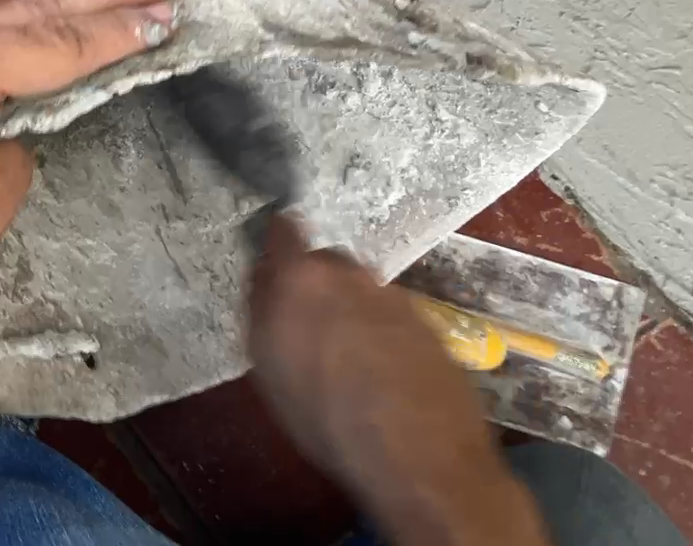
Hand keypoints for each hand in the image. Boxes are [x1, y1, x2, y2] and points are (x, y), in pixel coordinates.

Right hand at [249, 216, 549, 544]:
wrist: (423, 462)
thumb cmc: (324, 412)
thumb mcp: (267, 363)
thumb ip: (260, 307)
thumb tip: (262, 277)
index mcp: (302, 276)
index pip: (284, 229)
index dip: (276, 241)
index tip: (272, 263)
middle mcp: (351, 274)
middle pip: (324, 261)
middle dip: (314, 282)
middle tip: (306, 322)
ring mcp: (396, 298)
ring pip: (361, 289)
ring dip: (350, 307)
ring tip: (347, 354)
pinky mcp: (432, 326)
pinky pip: (392, 317)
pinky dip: (382, 332)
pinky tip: (382, 372)